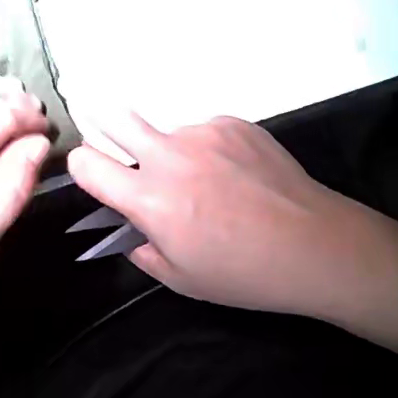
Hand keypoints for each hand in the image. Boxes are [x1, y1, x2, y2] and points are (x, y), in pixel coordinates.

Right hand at [66, 112, 380, 317]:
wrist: (315, 244)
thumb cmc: (243, 272)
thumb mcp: (181, 278)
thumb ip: (140, 247)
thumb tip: (128, 224)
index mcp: (150, 199)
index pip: (86, 163)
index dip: (82, 167)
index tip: (94, 175)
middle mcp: (170, 156)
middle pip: (114, 118)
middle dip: (107, 130)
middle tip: (126, 152)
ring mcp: (204, 133)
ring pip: (168, 132)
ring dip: (172, 151)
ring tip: (208, 183)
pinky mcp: (234, 123)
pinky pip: (205, 131)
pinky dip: (209, 150)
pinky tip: (235, 175)